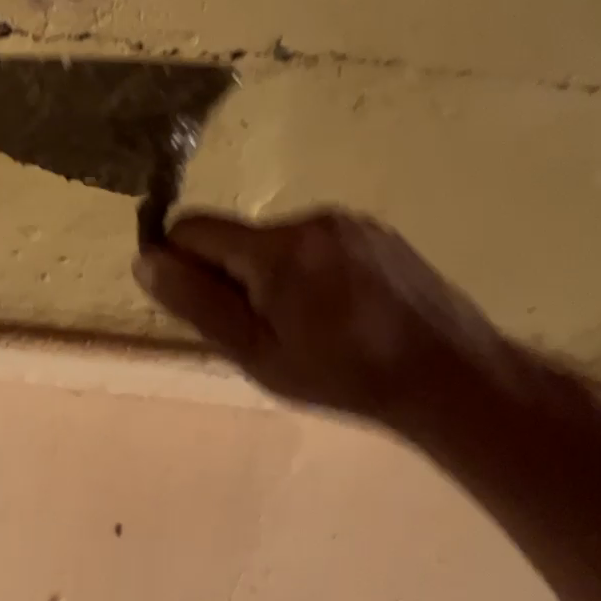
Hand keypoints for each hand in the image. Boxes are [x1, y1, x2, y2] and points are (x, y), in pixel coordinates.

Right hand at [133, 210, 513, 423]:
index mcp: (276, 249)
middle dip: (226, 276)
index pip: (190, 228)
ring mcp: (349, 225)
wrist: (455, 380)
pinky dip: (302, 273)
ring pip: (270, 243)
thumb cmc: (341, 375)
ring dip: (265, 277)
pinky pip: (310, 246)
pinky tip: (332, 313)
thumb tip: (144, 260)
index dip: (177, 263)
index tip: (198, 306)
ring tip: (299, 326)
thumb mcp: (252, 350)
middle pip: (232, 238)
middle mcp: (311, 221)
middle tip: (254, 330)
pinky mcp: (376, 234)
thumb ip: (195, 302)